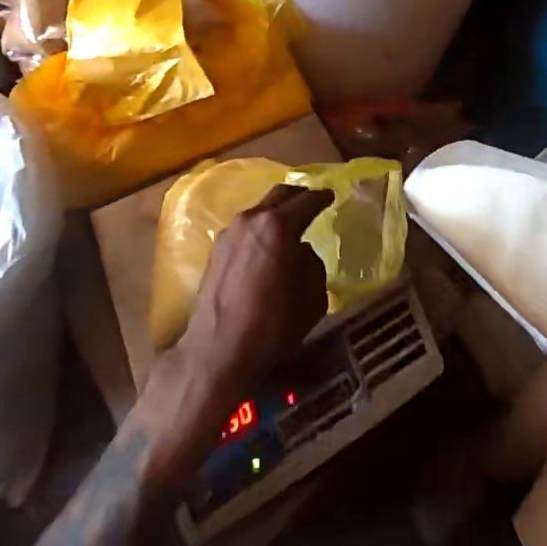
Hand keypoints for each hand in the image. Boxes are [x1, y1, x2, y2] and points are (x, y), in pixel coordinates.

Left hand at [172, 183, 333, 392]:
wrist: (219, 350)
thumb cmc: (273, 325)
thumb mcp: (312, 298)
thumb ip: (312, 264)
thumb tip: (301, 251)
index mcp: (278, 226)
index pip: (306, 201)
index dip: (322, 198)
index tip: (330, 195)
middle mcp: (251, 220)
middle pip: (279, 195)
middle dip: (298, 196)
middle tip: (311, 200)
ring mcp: (230, 232)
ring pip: (259, 210)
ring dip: (276, 212)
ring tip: (288, 223)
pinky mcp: (216, 249)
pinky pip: (245, 228)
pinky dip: (259, 228)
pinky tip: (265, 244)